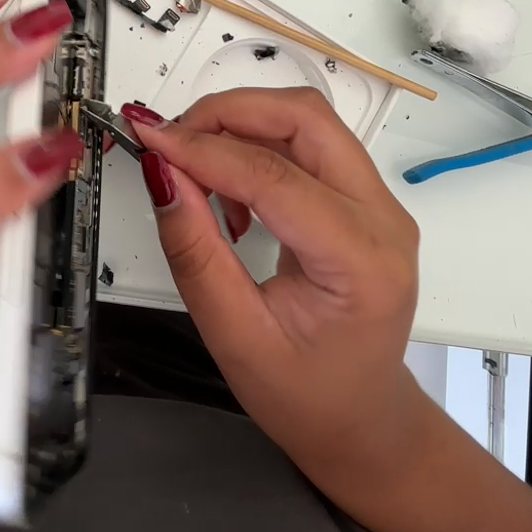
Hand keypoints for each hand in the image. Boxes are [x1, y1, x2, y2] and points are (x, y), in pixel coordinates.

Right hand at [120, 89, 422, 506]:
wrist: (362, 419)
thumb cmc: (308, 395)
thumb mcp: (234, 334)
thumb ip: (195, 250)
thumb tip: (162, 175)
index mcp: (360, 262)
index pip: (273, 174)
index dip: (202, 148)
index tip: (148, 137)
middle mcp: (382, 219)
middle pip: (304, 117)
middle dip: (228, 112)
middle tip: (170, 136)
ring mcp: (377, 203)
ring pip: (306, 119)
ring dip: (241, 122)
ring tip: (192, 160)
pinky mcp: (360, 198)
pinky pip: (306, 141)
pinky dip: (256, 142)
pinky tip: (227, 187)